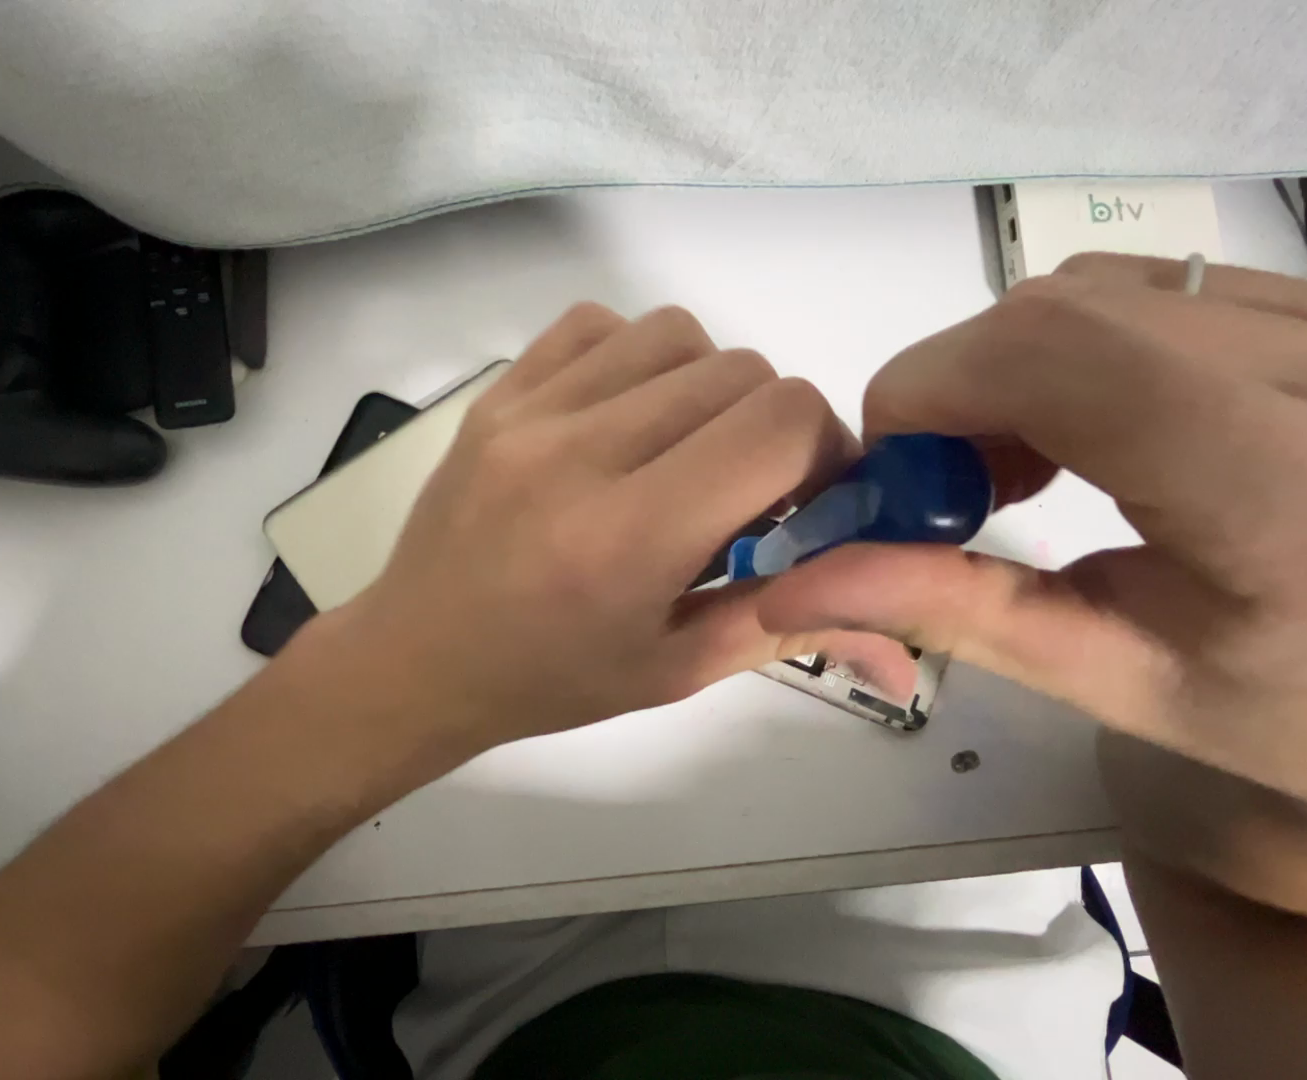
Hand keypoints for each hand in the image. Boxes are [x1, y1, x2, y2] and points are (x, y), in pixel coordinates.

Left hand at [318, 303, 908, 751]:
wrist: (419, 659)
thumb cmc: (548, 681)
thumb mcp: (674, 670)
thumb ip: (782, 616)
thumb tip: (887, 596)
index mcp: (630, 537)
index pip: (779, 423)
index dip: (827, 450)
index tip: (809, 497)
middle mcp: (579, 454)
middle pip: (741, 371)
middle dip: (772, 426)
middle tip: (745, 488)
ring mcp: (528, 412)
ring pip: (675, 333)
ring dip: (708, 386)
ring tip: (682, 450)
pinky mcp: (496, 394)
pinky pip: (596, 325)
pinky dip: (634, 358)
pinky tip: (623, 419)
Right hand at [754, 254, 1306, 924]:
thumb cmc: (1274, 729)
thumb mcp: (1095, 679)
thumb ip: (938, 610)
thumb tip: (787, 587)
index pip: (1065, 362)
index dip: (932, 387)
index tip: (892, 464)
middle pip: (1069, 311)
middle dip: (961, 382)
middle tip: (954, 477)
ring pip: (1106, 287)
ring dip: (1018, 363)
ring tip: (1030, 460)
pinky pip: (1164, 289)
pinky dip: (1084, 349)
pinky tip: (1101, 426)